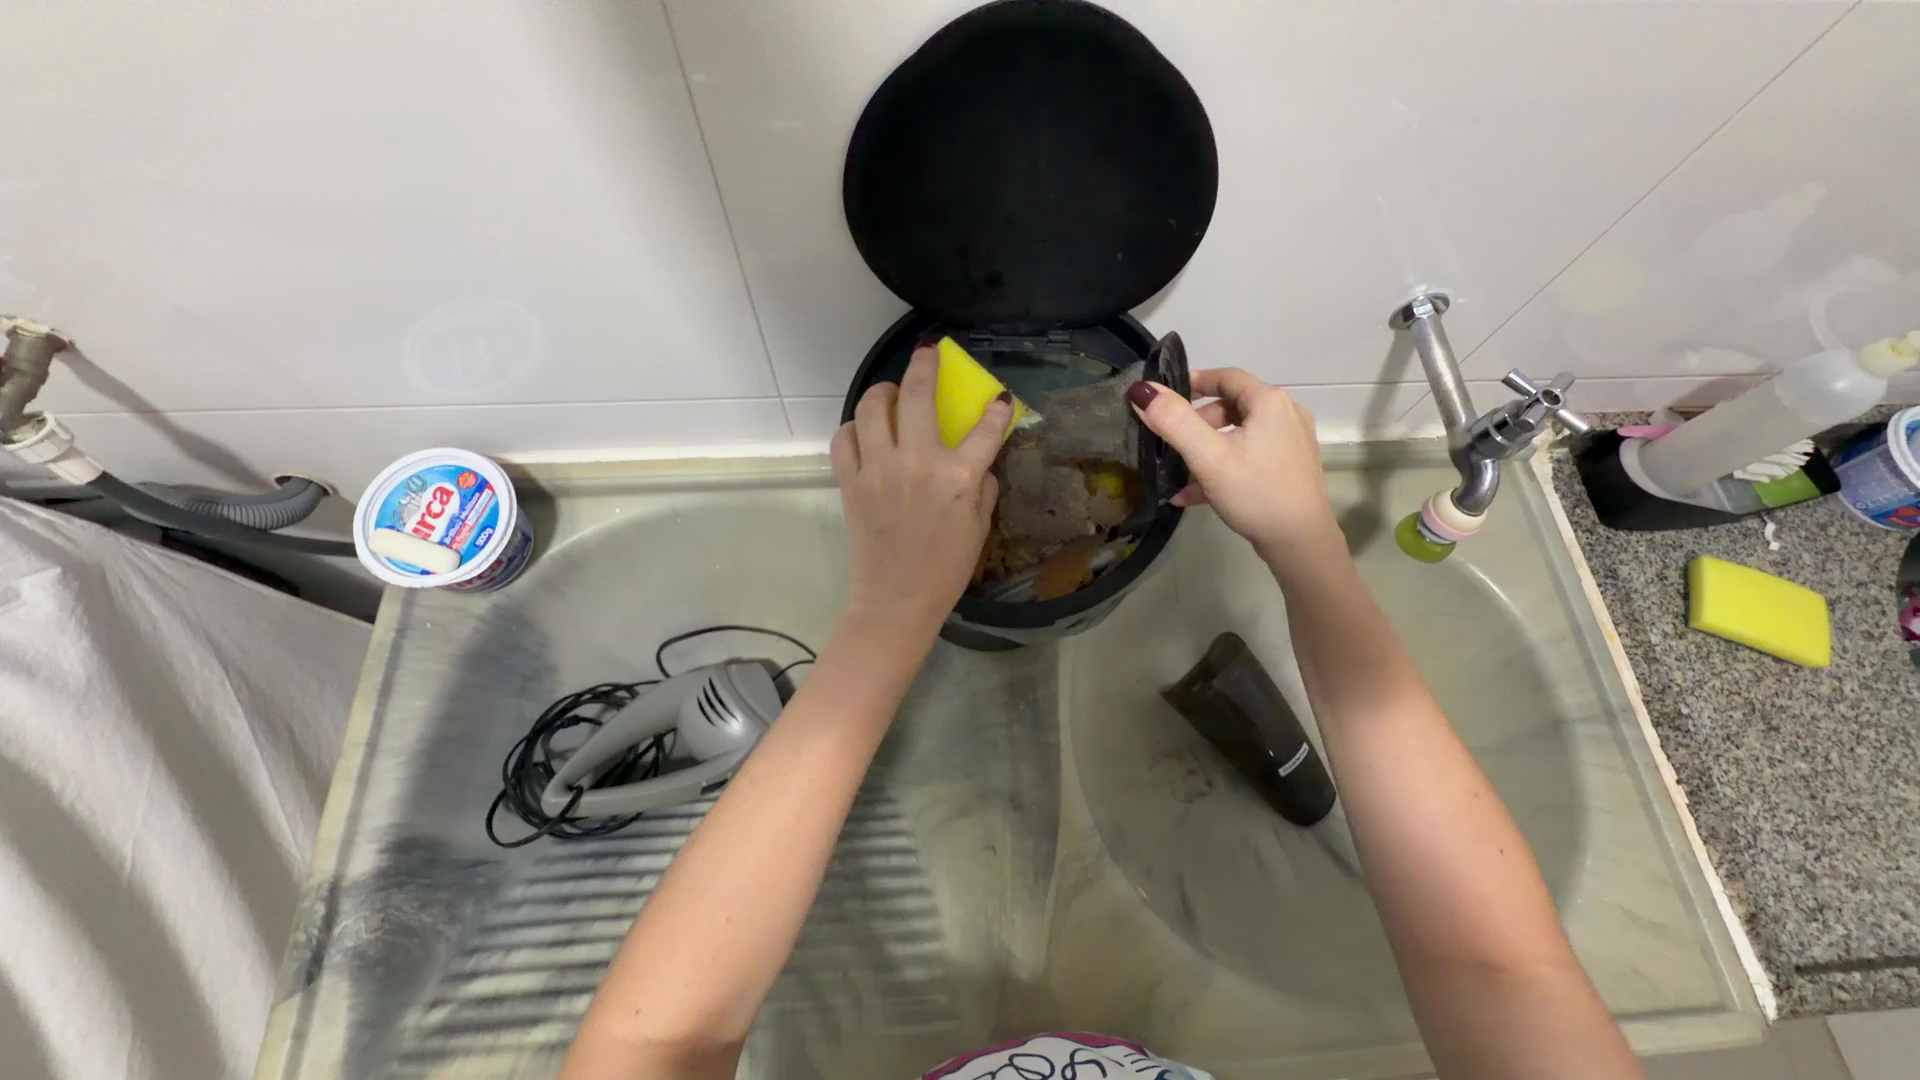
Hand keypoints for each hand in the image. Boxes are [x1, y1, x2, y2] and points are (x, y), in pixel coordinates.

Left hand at [833, 345, 1012, 632]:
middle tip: (928, 355)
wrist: (897, 600)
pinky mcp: (851, 482)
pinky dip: (853, 428)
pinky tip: (864, 432)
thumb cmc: (946, 568)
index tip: (1000, 400)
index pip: (987, 429)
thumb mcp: (980, 527)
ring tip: (890, 393)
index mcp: (958, 477)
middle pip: (916, 396)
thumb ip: (981, 485)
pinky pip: (844, 438)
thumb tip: (978, 460)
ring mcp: (878, 470)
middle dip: (925, 366)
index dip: (997, 410)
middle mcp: (917, 463)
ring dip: (882, 392)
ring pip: (871, 408)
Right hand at [1127, 369, 1339, 559]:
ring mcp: (1292, 442)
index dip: (1194, 382)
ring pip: (1240, 434)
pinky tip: (1195, 494)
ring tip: (1180, 472)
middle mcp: (1287, 414)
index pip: (1226, 377)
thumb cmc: (1255, 493)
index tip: (1165, 398)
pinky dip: (1223, 467)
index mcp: (1270, 402)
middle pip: (1233, 405)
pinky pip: (1250, 456)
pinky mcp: (1291, 467)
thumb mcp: (1208, 457)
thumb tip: (1141, 390)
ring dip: (1207, 449)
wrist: (1300, 542)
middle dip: (1198, 422)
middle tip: (1171, 441)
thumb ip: (1174, 421)